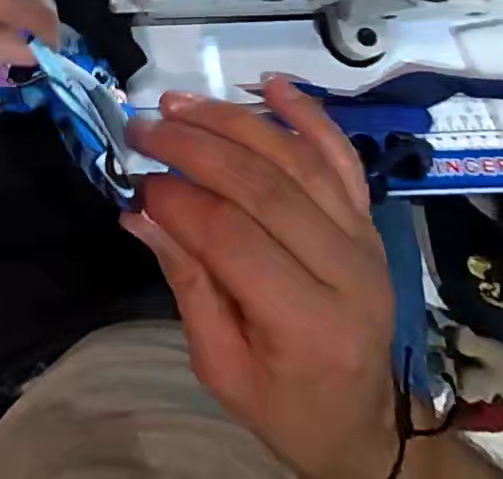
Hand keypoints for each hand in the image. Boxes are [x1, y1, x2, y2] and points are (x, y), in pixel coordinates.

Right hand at [123, 78, 409, 478]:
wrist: (361, 418)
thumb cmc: (284, 404)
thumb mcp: (219, 365)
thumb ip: (185, 282)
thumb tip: (138, 211)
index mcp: (307, 324)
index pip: (232, 238)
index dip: (177, 201)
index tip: (135, 179)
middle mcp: (346, 269)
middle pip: (263, 185)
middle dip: (194, 147)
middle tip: (146, 128)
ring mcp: (364, 235)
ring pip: (295, 157)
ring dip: (234, 119)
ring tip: (182, 103)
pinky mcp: (367, 216)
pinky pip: (339, 153)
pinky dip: (305, 112)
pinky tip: (271, 83)